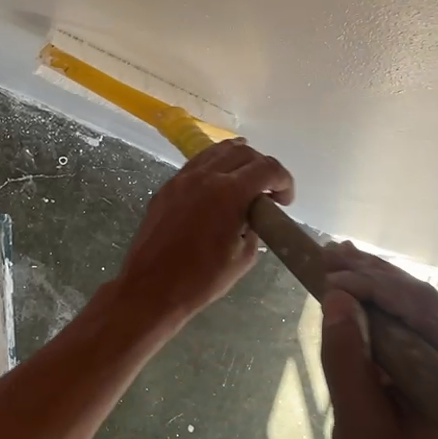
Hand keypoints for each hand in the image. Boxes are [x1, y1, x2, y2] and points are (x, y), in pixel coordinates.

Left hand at [113, 139, 293, 331]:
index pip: (267, 168)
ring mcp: (183, 179)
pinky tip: (219, 180)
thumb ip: (254, 228)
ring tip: (247, 174)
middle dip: (263, 166)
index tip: (285, 199)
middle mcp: (206, 176)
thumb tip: (252, 216)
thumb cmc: (201, 279)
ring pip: (216, 151)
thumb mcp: (243, 257)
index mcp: (229, 193)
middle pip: (243, 152)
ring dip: (238, 158)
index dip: (284, 180)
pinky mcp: (167, 187)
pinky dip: (214, 164)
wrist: (152, 287)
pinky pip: (197, 163)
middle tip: (268, 189)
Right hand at [321, 242, 437, 438]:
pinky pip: (413, 349)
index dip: (375, 280)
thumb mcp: (359, 425)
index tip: (329, 269)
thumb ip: (348, 361)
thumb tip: (335, 300)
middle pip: (424, 308)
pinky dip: (382, 326)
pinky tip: (355, 316)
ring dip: (379, 296)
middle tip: (330, 254)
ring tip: (339, 269)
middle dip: (376, 277)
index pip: (421, 307)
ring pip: (419, 325)